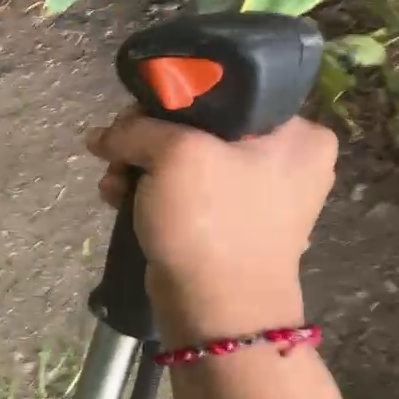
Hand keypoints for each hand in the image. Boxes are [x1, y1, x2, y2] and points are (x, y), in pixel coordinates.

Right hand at [86, 110, 335, 346]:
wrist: (216, 302)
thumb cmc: (209, 221)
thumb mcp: (173, 154)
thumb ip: (134, 130)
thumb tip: (101, 136)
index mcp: (296, 134)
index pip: (219, 96)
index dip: (167, 106)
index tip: (133, 126)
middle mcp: (282, 159)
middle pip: (191, 129)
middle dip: (142, 146)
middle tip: (119, 164)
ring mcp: (254, 194)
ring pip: (175, 161)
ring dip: (134, 172)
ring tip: (115, 191)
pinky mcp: (225, 222)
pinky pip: (176, 191)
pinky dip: (143, 194)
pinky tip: (122, 205)